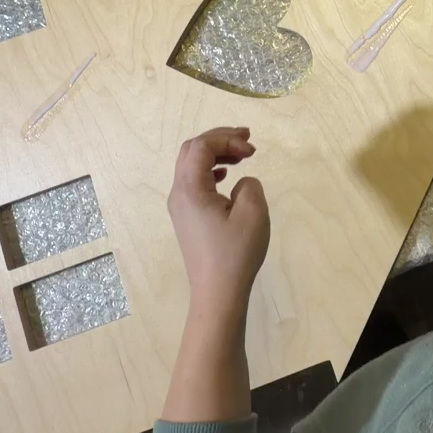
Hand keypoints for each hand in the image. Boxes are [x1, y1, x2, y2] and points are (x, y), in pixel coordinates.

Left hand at [161, 127, 268, 422]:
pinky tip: (229, 176)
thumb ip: (250, 184)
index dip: (227, 138)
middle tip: (247, 140)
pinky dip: (212, 170)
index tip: (252, 148)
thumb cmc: (235, 252)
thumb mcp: (253, 211)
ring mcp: (180, 207)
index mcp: (190, 188)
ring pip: (192, 165)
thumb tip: (242, 182)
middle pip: (191, 151)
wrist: (218, 293)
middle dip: (219, 140)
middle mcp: (179, 194)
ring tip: (243, 155)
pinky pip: (195, 181)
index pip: (202, 146)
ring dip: (217, 154)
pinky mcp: (188, 218)